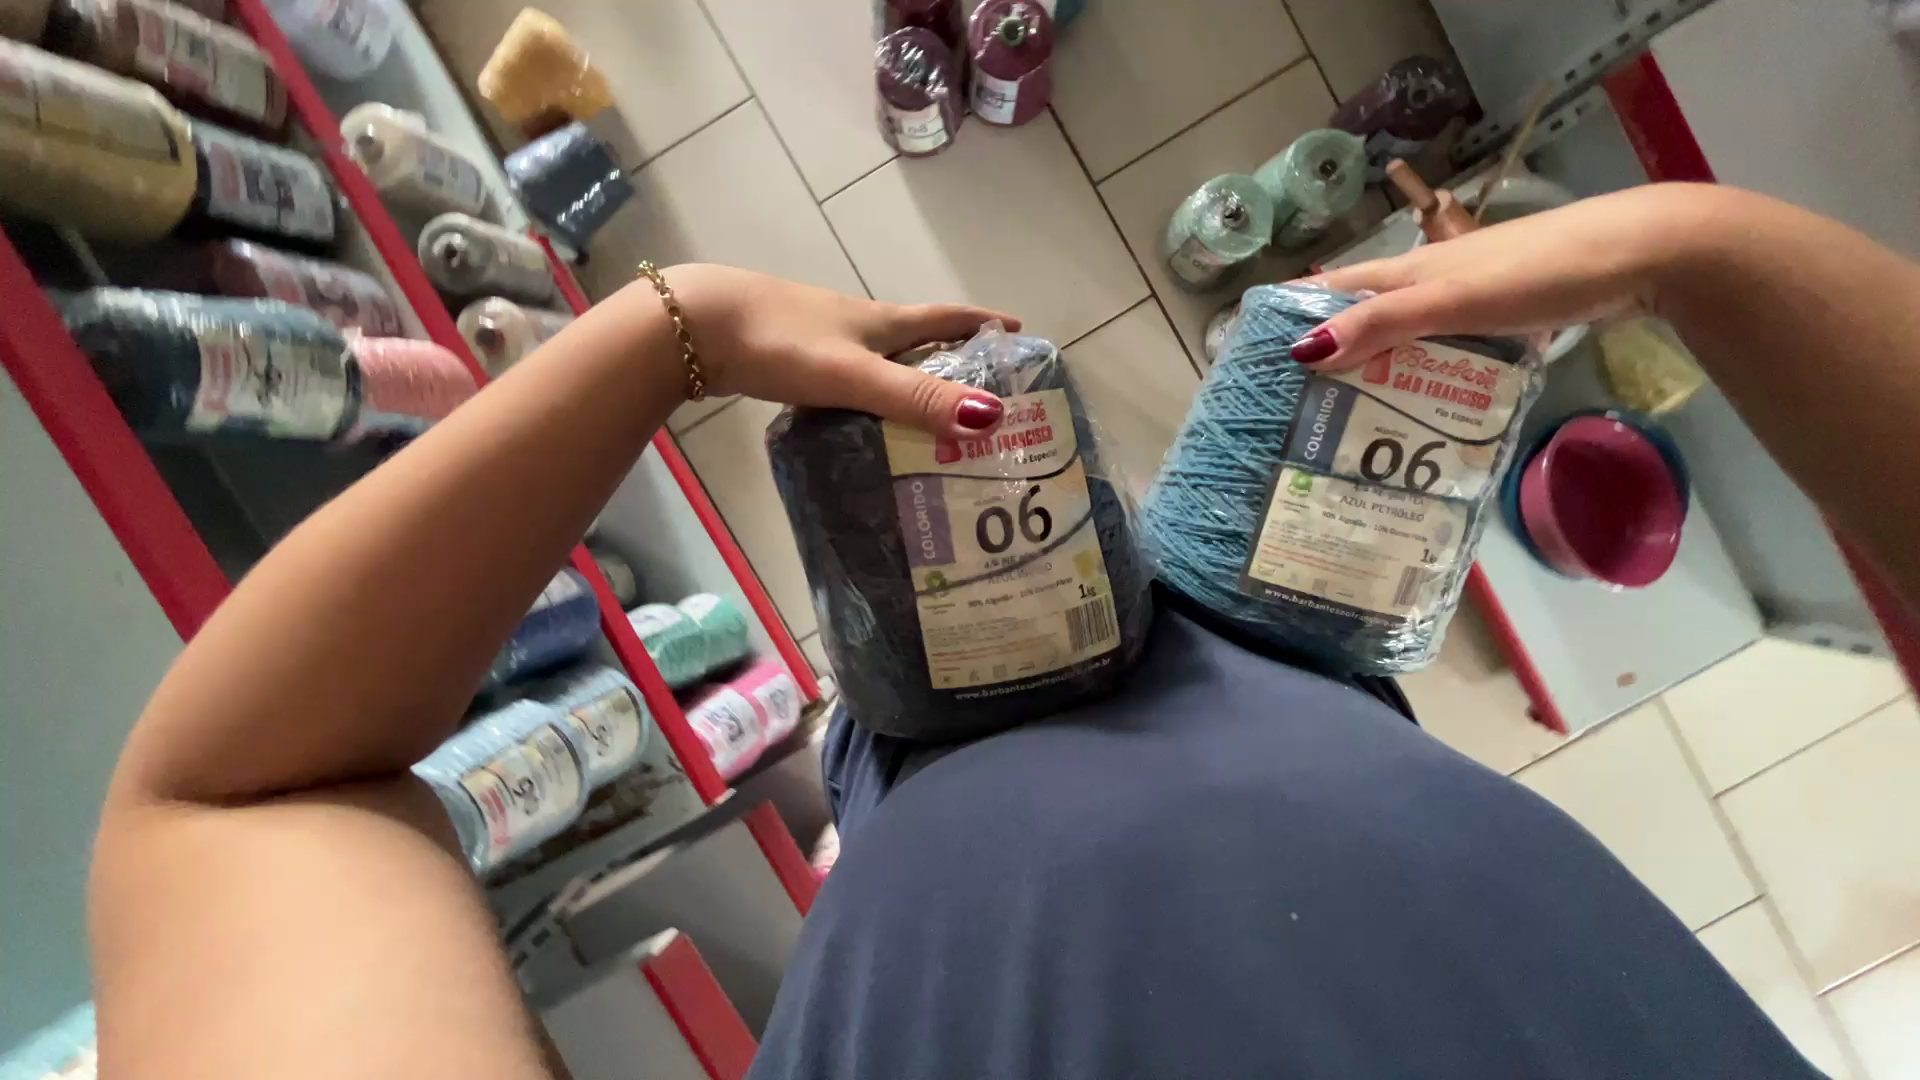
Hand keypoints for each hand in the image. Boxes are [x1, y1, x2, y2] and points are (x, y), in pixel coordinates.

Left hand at [647, 263, 1020, 437]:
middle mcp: (857, 326)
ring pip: (882, 363)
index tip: (1018, 330)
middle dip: (955, 359)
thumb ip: (916, 397)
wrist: (695, 328)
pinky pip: (850, 382)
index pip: (946, 318)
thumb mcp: (856, 372)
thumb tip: (991, 418)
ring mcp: (823, 342)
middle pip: (918, 340)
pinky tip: (868, 424)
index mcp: (881, 322)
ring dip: (912, 382)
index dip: (983, 323)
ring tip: (934, 419)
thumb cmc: (781, 342)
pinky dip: (871, 400)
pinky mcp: (794, 362)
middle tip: (984, 394)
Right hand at [1292, 184, 1720, 370]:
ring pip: (1396, 339)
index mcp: (1403, 273)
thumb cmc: (1540, 270)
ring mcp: (1460, 301)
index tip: (1253, 359)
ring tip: (1341, 423)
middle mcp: (1422, 283)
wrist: (1649, 252)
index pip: (1325, 291)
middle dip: (1321, 356)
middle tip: (1292, 409)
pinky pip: (1436, 352)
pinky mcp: (1495, 319)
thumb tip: (1301, 354)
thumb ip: (1379, 322)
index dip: (1287, 317)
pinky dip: (1415, 377)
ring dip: (1368, 372)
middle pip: (1356, 318)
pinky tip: (1415, 408)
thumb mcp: (1449, 299)